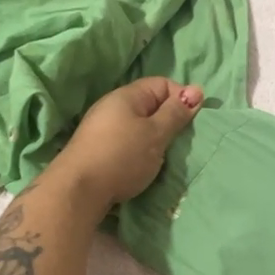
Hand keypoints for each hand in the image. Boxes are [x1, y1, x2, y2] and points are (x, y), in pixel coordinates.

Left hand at [48, 77, 202, 213]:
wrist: (78, 190)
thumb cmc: (122, 156)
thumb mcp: (155, 134)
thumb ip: (175, 113)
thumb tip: (196, 89)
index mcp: (127, 96)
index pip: (162, 84)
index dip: (181, 98)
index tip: (192, 122)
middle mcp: (112, 106)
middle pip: (151, 105)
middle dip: (170, 121)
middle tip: (181, 142)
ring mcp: (103, 128)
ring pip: (139, 125)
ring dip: (156, 138)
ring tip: (166, 156)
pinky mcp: (99, 149)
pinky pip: (128, 141)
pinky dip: (141, 150)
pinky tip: (145, 165)